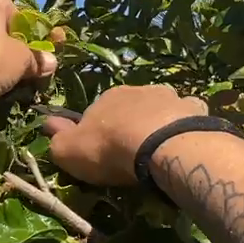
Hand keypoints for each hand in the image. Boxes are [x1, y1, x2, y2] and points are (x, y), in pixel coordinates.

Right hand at [44, 84, 208, 186]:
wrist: (161, 146)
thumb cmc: (110, 148)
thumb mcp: (69, 151)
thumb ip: (57, 139)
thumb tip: (48, 124)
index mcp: (107, 97)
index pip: (98, 111)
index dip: (99, 131)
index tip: (101, 152)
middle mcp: (138, 90)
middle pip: (131, 107)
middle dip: (130, 124)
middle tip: (132, 152)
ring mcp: (169, 97)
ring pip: (161, 108)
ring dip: (159, 123)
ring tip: (161, 148)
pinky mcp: (195, 110)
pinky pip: (189, 116)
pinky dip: (186, 126)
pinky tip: (186, 143)